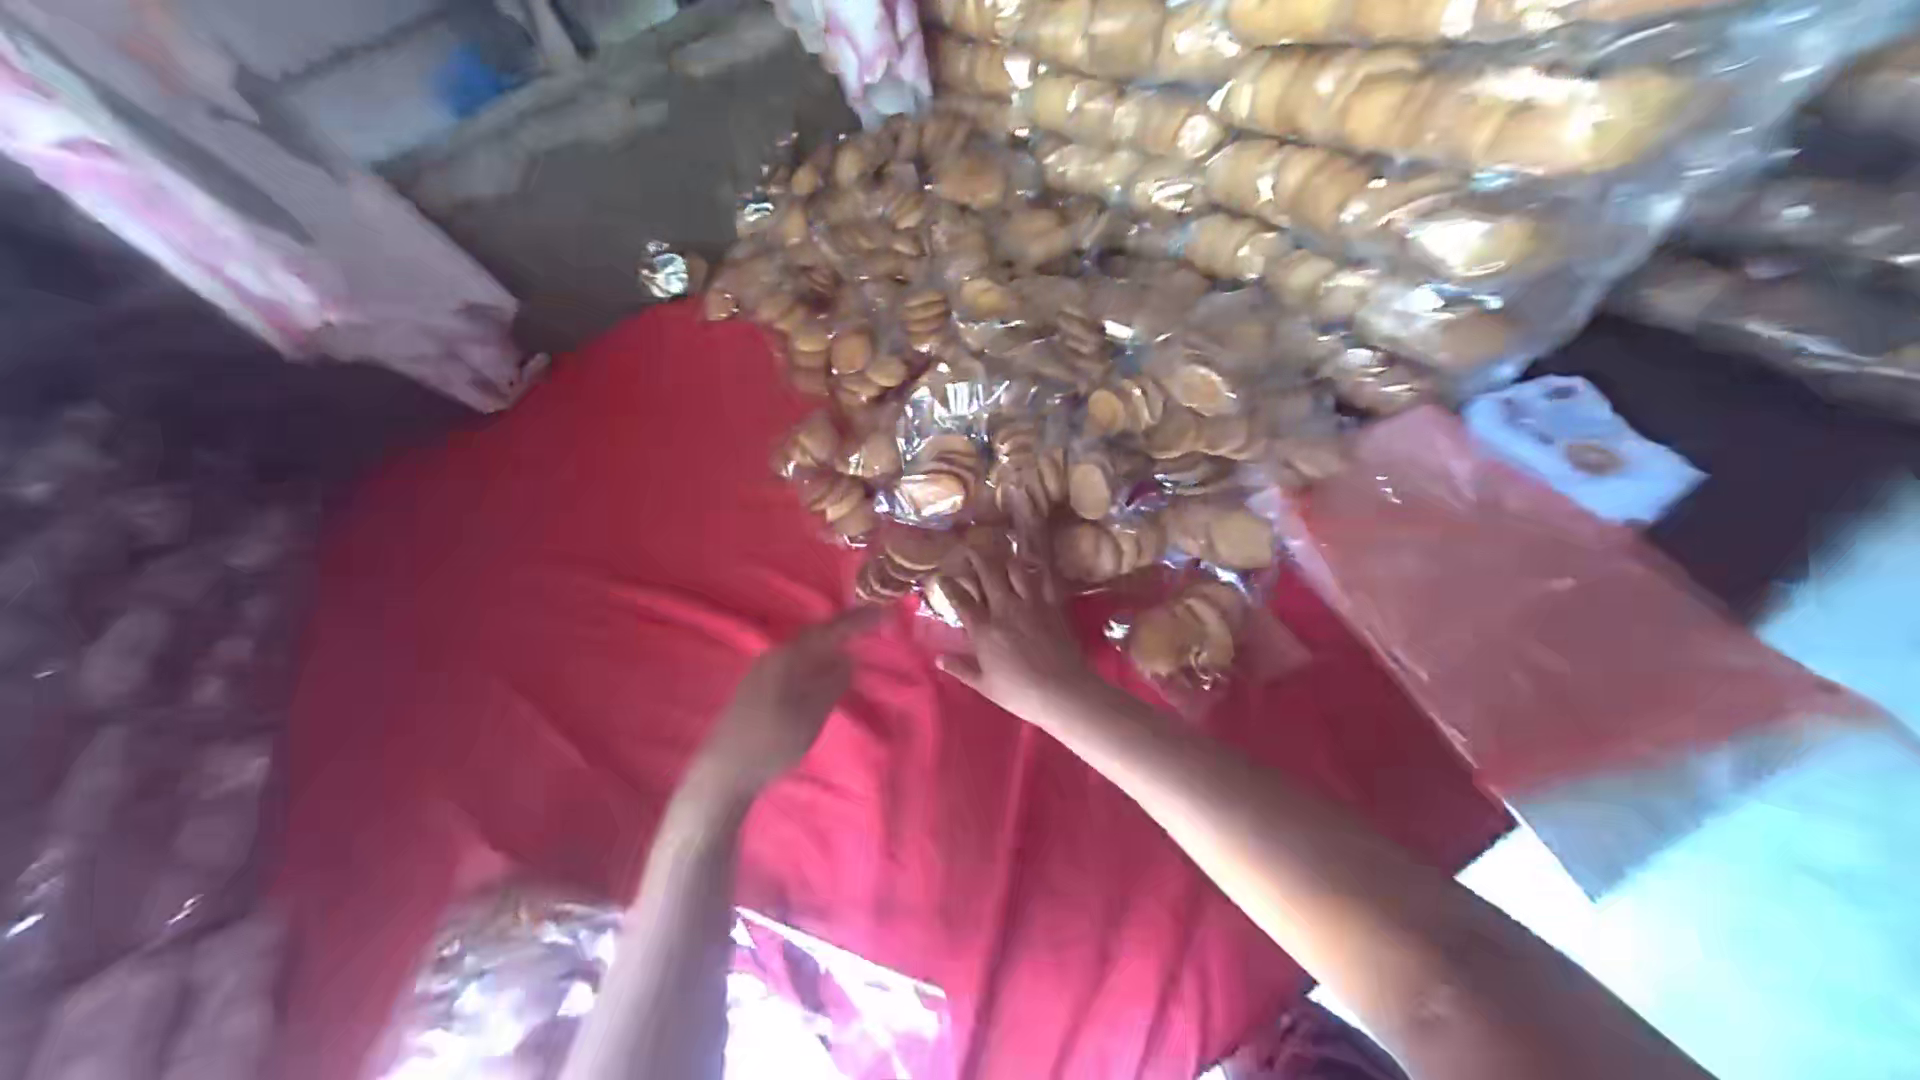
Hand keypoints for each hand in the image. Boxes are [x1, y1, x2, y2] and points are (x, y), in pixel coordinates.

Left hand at [689, 607, 881, 801]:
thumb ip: (833, 681)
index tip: (884, 613)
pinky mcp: (758, 687)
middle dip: (844, 630)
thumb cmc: (774, 741)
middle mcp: (774, 656)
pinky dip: (816, 662)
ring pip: (804, 650)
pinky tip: (823, 674)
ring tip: (854, 648)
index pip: (829, 630)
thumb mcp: (813, 712)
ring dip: (830, 646)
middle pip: (815, 635)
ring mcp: (762, 671)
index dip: (858, 621)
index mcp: (788, 657)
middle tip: (873, 627)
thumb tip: (848, 658)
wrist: (726, 770)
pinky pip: (795, 663)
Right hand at [935, 544, 1101, 726]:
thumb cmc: (1019, 693)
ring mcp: (1031, 604)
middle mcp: (1005, 609)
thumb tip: (939, 658)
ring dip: (1006, 560)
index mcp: (984, 630)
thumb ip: (961, 669)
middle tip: (969, 548)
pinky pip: (1045, 579)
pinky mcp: (1053, 605)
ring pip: (1016, 569)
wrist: (1062, 691)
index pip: (961, 600)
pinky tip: (1036, 565)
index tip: (942, 575)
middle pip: (988, 573)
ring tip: (1002, 557)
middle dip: (976, 557)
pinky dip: (1039, 569)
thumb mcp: (984, 685)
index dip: (950, 585)